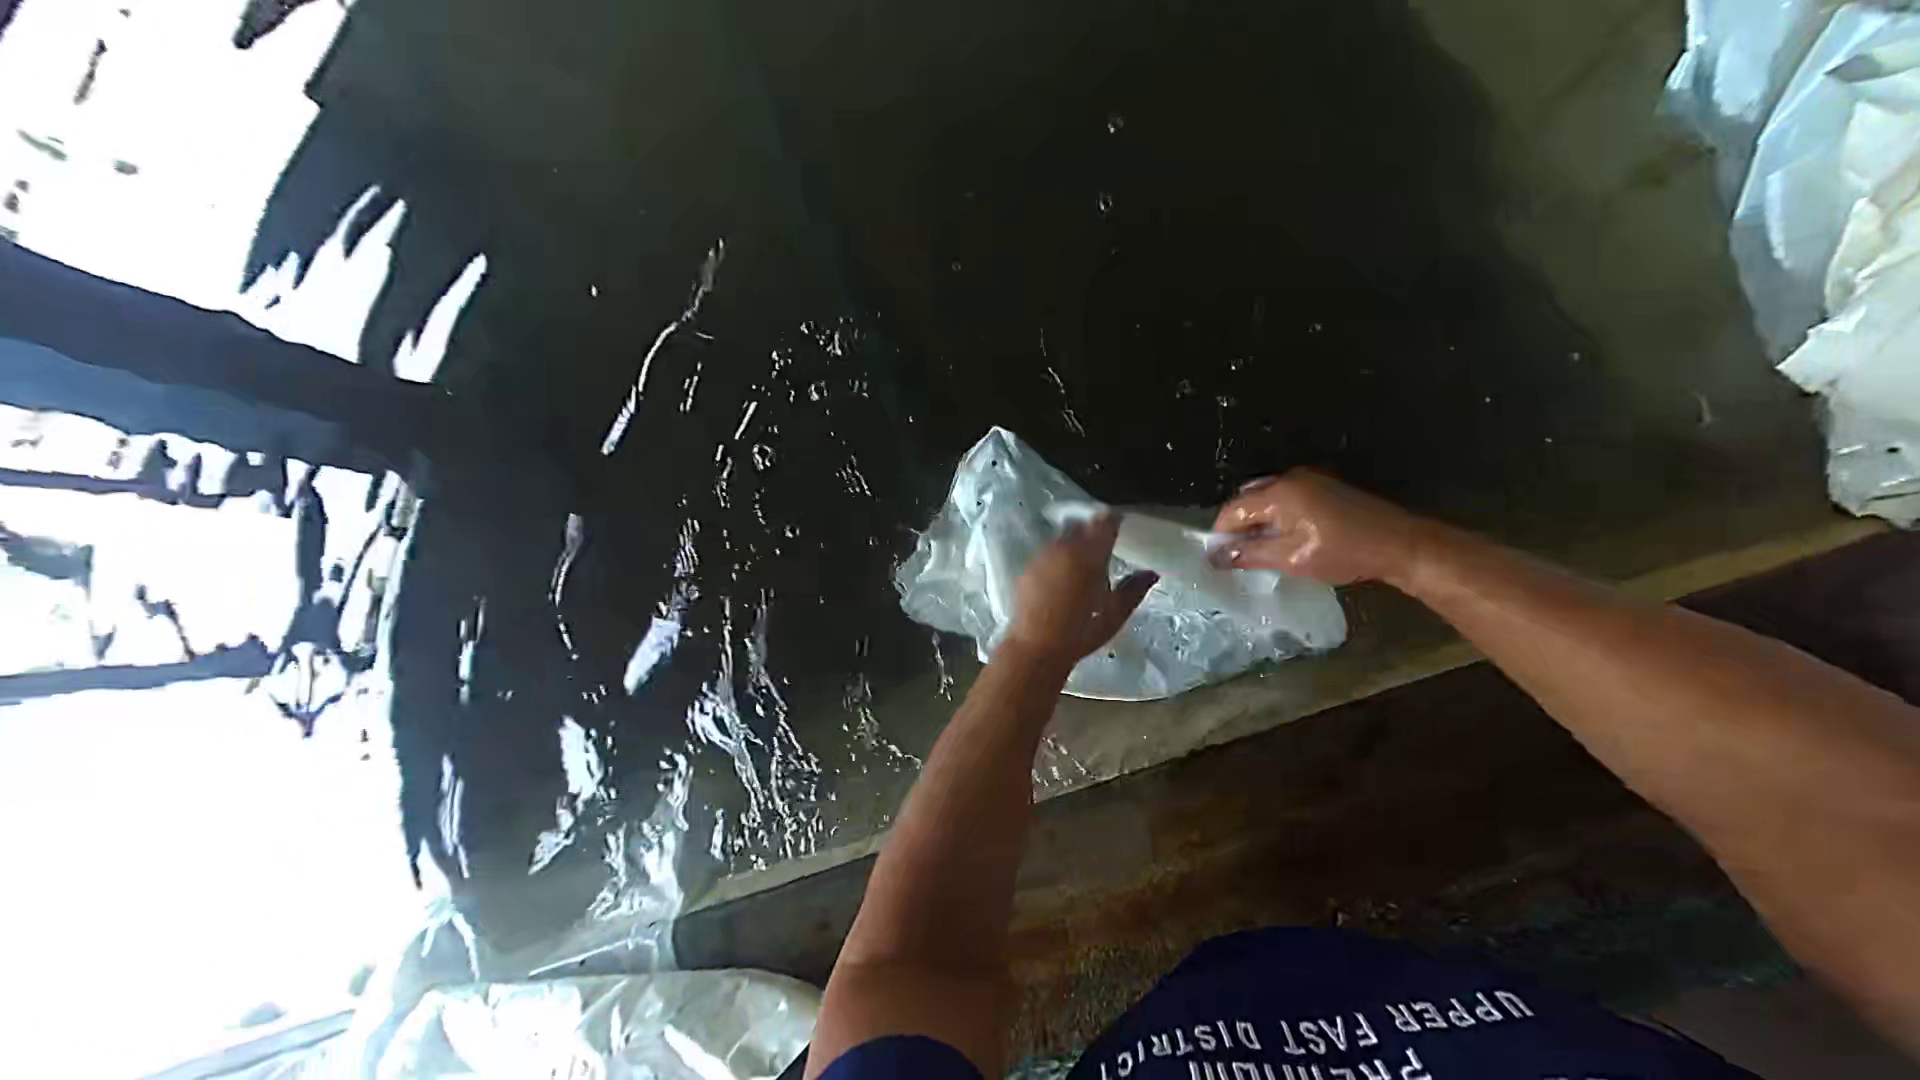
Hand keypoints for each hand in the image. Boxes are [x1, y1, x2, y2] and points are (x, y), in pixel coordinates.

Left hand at [1003, 515, 1156, 668]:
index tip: (1119, 521)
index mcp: (1089, 556)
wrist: (1036, 647)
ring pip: (1061, 537)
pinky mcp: (1027, 568)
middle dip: (1091, 530)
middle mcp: (1064, 549)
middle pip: (1080, 526)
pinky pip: (1046, 552)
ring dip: (1073, 542)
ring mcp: (1042, 557)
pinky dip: (1056, 556)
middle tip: (1102, 544)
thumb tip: (1151, 573)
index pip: (1104, 523)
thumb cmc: (1081, 633)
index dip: (1113, 519)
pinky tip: (1060, 575)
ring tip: (1081, 561)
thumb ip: (1133, 589)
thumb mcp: (1114, 614)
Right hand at [1209, 469, 1432, 586]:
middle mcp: (1290, 478)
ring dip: (1258, 521)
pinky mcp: (1323, 486)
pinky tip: (1285, 537)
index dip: (1221, 534)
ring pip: (1266, 498)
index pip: (1233, 509)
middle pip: (1247, 499)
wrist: (1402, 544)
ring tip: (1262, 549)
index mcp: (1280, 492)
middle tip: (1239, 555)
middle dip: (1238, 527)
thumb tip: (1215, 557)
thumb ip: (1250, 554)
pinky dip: (1276, 515)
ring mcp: (1309, 479)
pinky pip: (1285, 497)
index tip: (1219, 559)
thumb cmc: (1345, 552)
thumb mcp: (1292, 559)